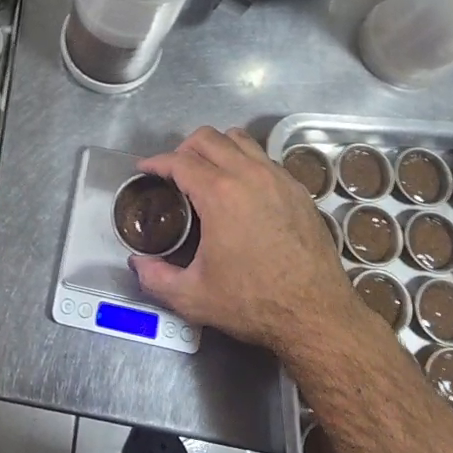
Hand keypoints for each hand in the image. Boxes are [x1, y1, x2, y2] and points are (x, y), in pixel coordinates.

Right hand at [131, 127, 354, 350]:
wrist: (315, 314)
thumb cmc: (253, 302)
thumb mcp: (193, 296)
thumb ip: (156, 277)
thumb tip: (137, 264)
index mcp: (219, 194)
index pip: (179, 161)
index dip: (156, 162)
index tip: (145, 169)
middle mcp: (249, 175)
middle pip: (208, 138)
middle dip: (183, 148)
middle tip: (174, 171)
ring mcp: (277, 178)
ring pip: (239, 139)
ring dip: (216, 147)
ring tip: (207, 170)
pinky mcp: (297, 189)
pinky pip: (264, 158)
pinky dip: (245, 161)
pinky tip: (241, 188)